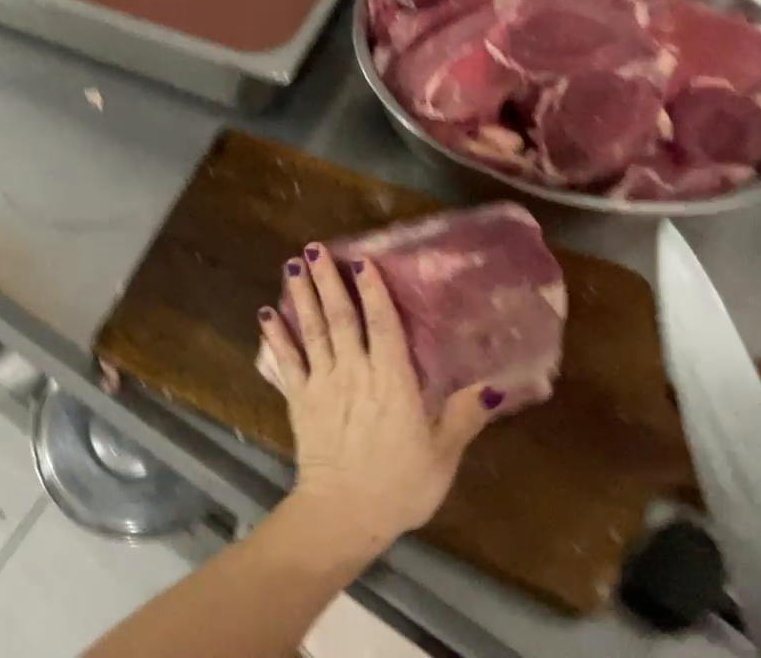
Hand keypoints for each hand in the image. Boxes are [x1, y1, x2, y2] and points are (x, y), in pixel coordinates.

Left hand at [257, 242, 500, 569]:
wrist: (345, 512)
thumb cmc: (401, 485)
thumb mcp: (442, 453)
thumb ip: (463, 415)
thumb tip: (495, 384)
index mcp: (392, 381)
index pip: (382, 325)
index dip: (372, 291)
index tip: (361, 261)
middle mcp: (354, 372)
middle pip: (339, 318)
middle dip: (326, 280)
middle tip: (313, 248)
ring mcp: (321, 384)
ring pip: (311, 331)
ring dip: (300, 297)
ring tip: (290, 266)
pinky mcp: (299, 400)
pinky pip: (285, 362)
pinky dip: (275, 337)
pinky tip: (265, 313)